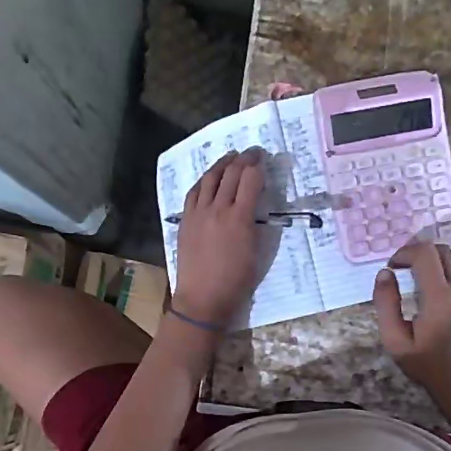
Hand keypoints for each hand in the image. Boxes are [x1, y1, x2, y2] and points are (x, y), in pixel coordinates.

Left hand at [172, 148, 266, 327]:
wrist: (203, 299)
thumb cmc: (236, 282)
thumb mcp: (257, 253)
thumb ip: (256, 225)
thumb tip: (256, 207)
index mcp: (240, 219)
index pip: (250, 181)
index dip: (258, 166)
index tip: (264, 159)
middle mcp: (218, 209)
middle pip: (231, 174)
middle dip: (244, 159)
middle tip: (253, 152)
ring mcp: (199, 213)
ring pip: (210, 179)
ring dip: (222, 164)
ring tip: (230, 156)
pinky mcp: (186, 220)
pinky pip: (194, 192)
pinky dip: (203, 180)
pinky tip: (208, 177)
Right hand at [373, 241, 450, 407]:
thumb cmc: (427, 365)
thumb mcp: (395, 341)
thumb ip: (386, 305)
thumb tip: (385, 274)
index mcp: (439, 299)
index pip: (425, 254)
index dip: (404, 252)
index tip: (392, 266)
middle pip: (441, 249)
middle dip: (418, 252)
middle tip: (403, 268)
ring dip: (439, 256)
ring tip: (425, 272)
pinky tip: (443, 282)